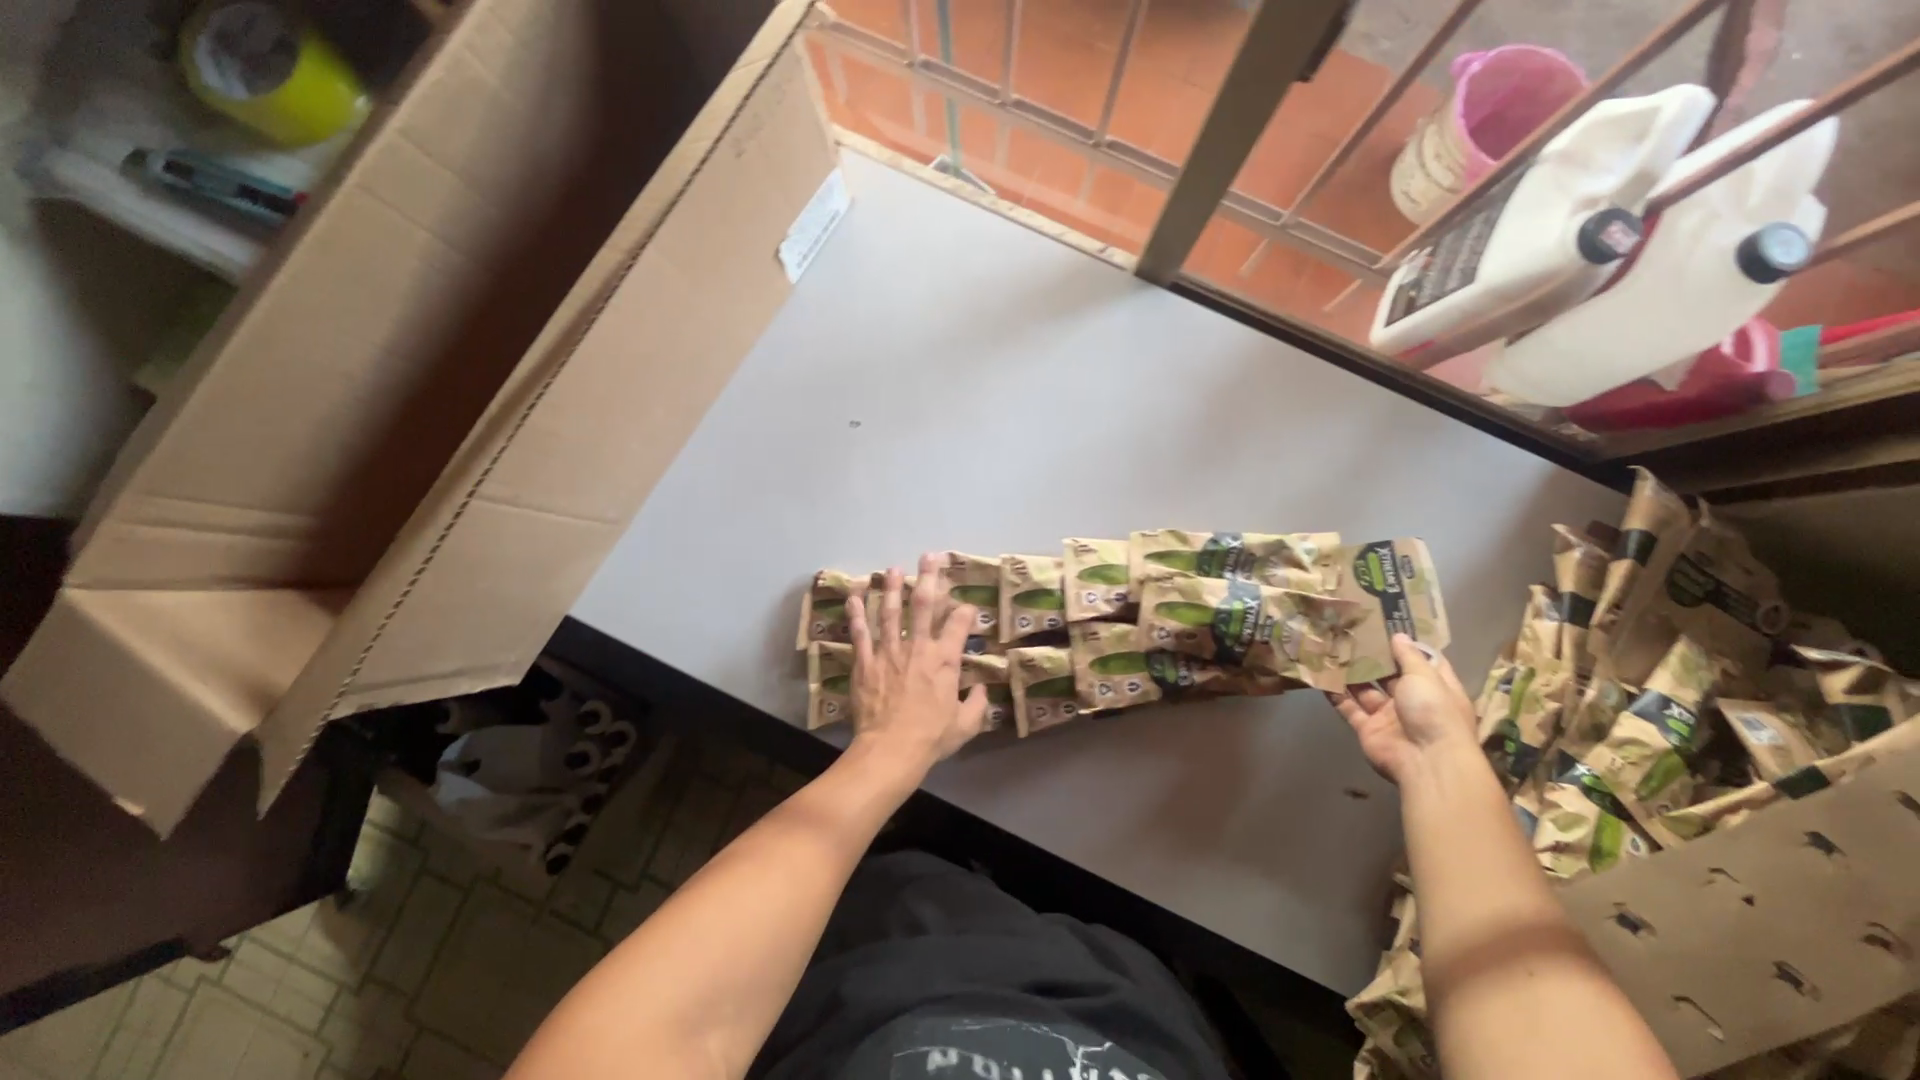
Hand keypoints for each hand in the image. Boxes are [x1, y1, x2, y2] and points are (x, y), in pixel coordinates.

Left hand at [844, 553, 987, 774]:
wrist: (891, 750)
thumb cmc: (931, 738)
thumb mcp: (966, 725)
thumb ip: (976, 703)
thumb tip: (981, 689)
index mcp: (945, 660)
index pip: (960, 625)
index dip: (966, 612)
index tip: (967, 607)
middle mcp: (917, 648)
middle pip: (924, 605)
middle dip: (929, 578)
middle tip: (929, 556)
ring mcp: (889, 652)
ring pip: (890, 612)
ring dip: (891, 588)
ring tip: (892, 569)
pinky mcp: (865, 662)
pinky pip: (860, 633)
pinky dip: (856, 613)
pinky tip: (853, 596)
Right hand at [1329, 634, 1478, 785]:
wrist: (1426, 760)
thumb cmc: (1434, 711)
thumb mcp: (1425, 676)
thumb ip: (1409, 656)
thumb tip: (1398, 635)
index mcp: (1435, 687)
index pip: (1421, 662)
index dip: (1405, 646)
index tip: (1384, 627)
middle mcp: (1412, 700)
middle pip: (1389, 675)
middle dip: (1371, 658)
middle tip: (1348, 635)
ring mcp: (1389, 716)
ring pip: (1365, 690)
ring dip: (1350, 673)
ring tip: (1331, 650)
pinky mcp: (1368, 729)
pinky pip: (1349, 708)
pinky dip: (1336, 694)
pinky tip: (1321, 676)